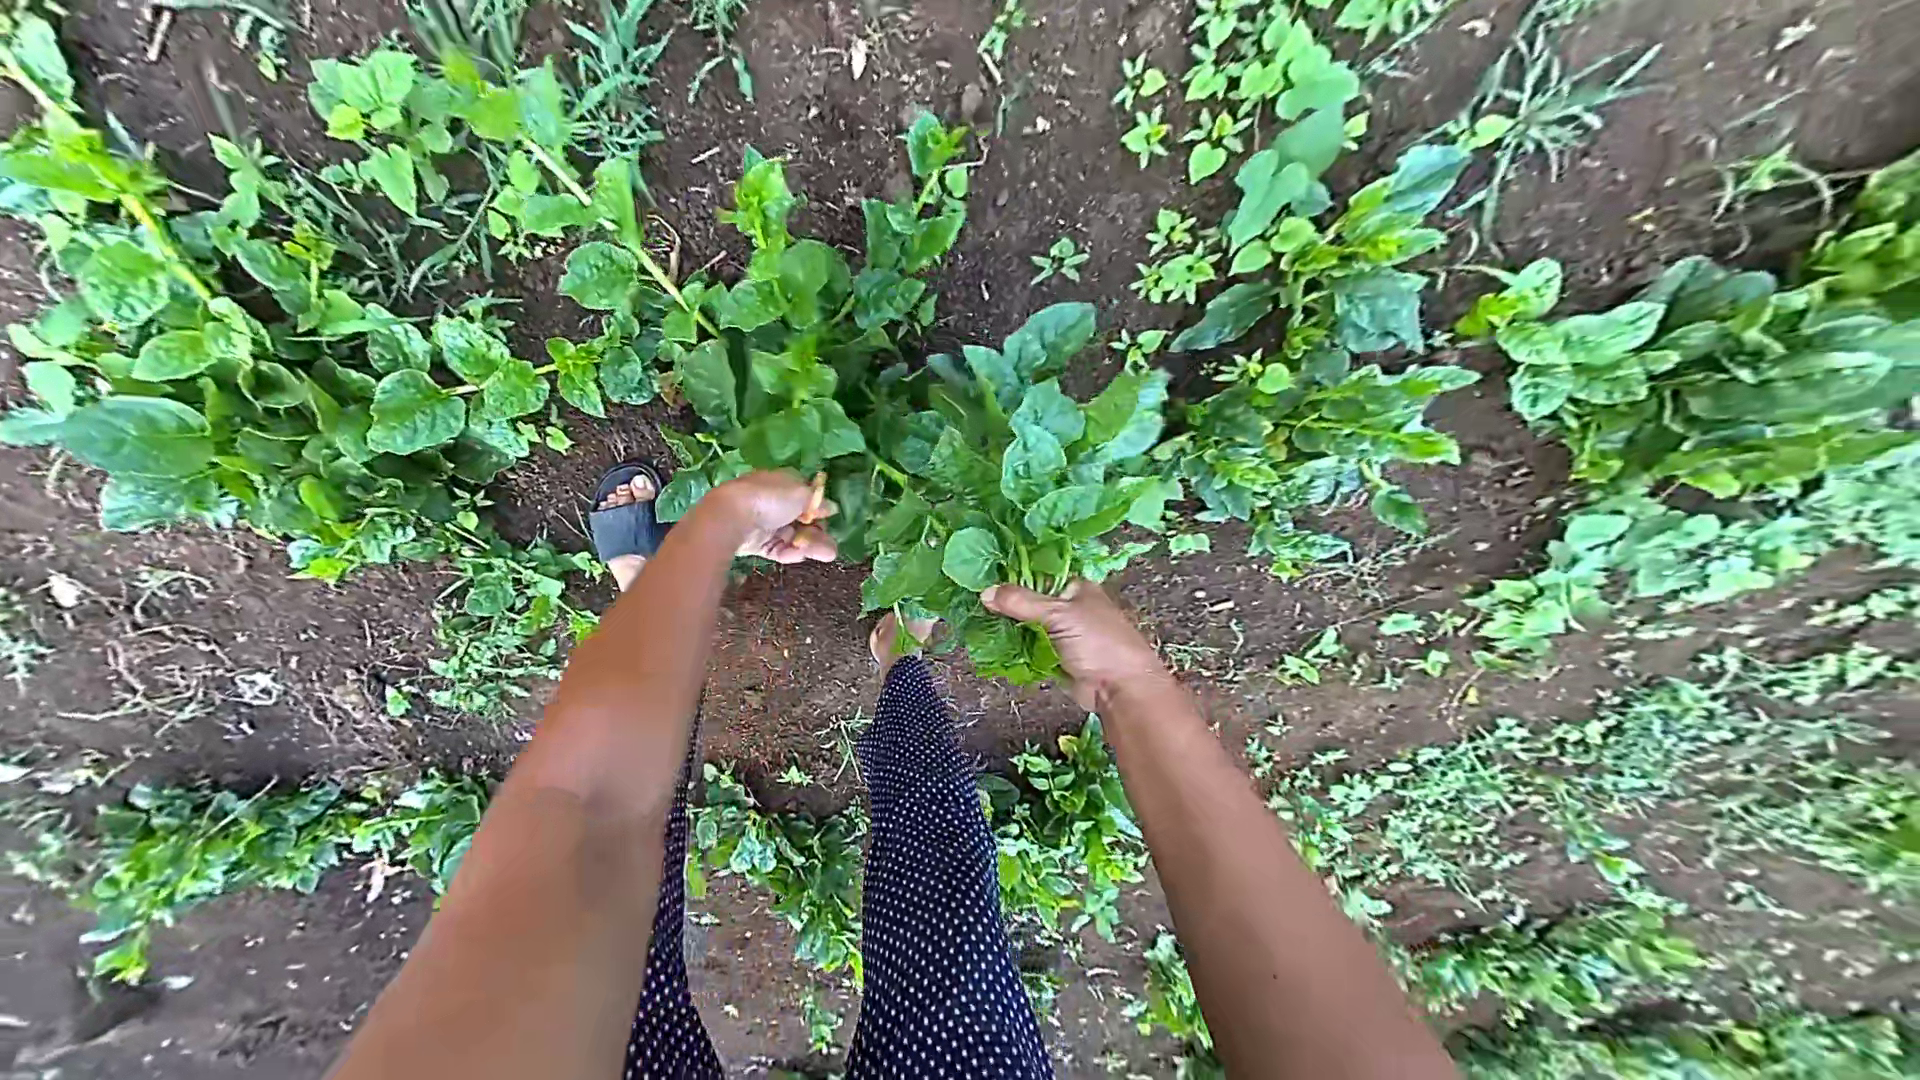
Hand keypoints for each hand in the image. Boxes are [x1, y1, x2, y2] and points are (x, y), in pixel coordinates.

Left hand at [702, 471, 838, 564]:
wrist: (732, 517)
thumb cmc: (770, 498)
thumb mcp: (801, 493)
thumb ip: (818, 501)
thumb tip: (831, 507)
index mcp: (782, 483)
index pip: (806, 497)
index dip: (819, 509)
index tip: (829, 519)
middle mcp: (774, 502)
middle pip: (801, 520)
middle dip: (818, 533)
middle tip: (831, 546)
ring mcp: (765, 523)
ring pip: (793, 537)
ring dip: (811, 545)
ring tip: (827, 554)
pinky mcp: (757, 543)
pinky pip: (778, 549)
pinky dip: (790, 552)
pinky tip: (799, 555)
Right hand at [981, 580, 1172, 710]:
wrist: (1120, 689)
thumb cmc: (1098, 643)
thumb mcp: (1059, 614)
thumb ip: (1021, 602)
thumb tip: (986, 592)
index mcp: (1075, 588)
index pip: (1038, 573)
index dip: (1013, 576)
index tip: (984, 577)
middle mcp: (1068, 608)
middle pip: (1029, 602)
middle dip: (1006, 605)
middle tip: (975, 603)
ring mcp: (1062, 634)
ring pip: (1027, 626)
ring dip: (1008, 628)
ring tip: (977, 623)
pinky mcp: (1055, 657)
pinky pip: (1029, 648)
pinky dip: (1015, 648)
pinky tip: (991, 644)